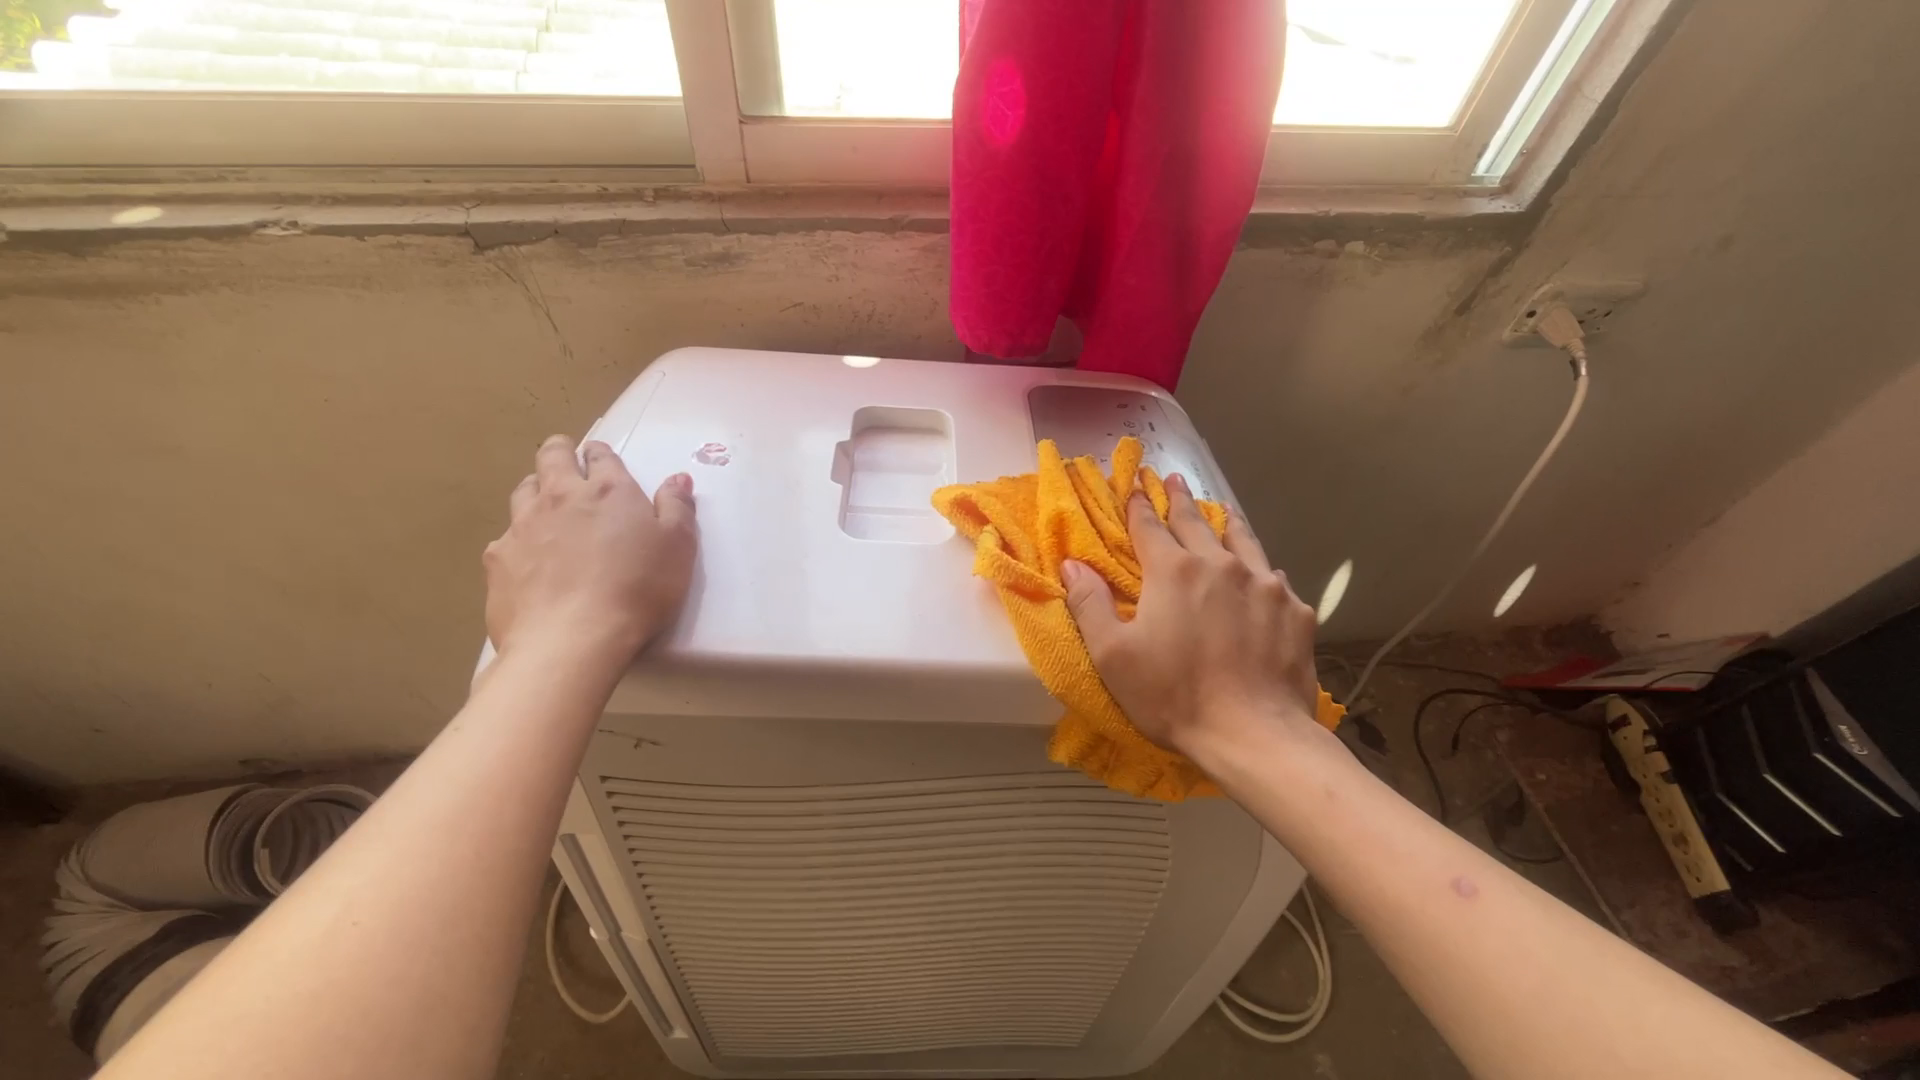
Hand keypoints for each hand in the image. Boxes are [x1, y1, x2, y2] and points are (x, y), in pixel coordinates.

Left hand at [483, 436, 696, 665]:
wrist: (572, 639)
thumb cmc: (638, 589)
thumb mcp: (678, 548)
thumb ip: (677, 508)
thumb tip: (677, 479)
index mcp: (609, 491)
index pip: (600, 456)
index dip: (601, 455)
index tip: (602, 460)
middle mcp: (561, 497)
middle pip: (551, 458)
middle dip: (559, 452)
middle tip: (565, 458)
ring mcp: (523, 526)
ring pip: (523, 491)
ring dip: (535, 490)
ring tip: (545, 504)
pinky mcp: (498, 559)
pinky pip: (506, 538)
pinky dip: (518, 539)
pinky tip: (528, 560)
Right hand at [1062, 474, 1322, 759]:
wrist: (1254, 735)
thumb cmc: (1173, 696)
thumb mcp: (1113, 656)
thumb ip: (1089, 604)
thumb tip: (1071, 563)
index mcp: (1174, 571)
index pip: (1149, 527)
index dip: (1138, 506)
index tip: (1135, 487)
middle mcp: (1222, 565)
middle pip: (1196, 523)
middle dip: (1180, 500)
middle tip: (1174, 479)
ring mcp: (1265, 586)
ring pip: (1244, 541)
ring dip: (1227, 523)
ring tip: (1223, 510)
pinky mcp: (1296, 612)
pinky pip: (1274, 579)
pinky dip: (1260, 570)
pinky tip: (1261, 577)